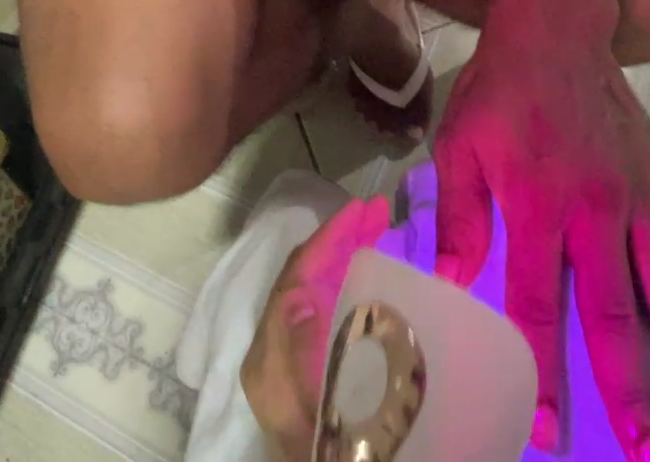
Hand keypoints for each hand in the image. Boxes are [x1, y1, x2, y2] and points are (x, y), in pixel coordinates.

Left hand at [240, 197, 392, 461]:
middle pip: (307, 274)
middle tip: (378, 212)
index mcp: (270, 348)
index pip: (296, 276)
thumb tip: (300, 298)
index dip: (326, 240)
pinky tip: (378, 273)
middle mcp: (278, 343)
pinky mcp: (317, 364)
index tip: (360, 211)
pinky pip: (331, 308)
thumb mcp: (299, 405)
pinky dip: (352, 282)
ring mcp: (297, 352)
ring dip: (347, 255)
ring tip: (379, 228)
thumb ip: (296, 355)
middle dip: (340, 239)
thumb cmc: (318, 447)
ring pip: (320, 287)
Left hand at [433, 20, 649, 460]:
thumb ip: (460, 217)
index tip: (546, 433)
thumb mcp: (459, 146)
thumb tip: (454, 287)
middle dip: (635, 394)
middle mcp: (598, 212)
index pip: (539, 306)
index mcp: (538, 206)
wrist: (552, 31)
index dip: (543, 373)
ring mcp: (640, 199)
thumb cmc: (497, 91)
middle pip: (619, 317)